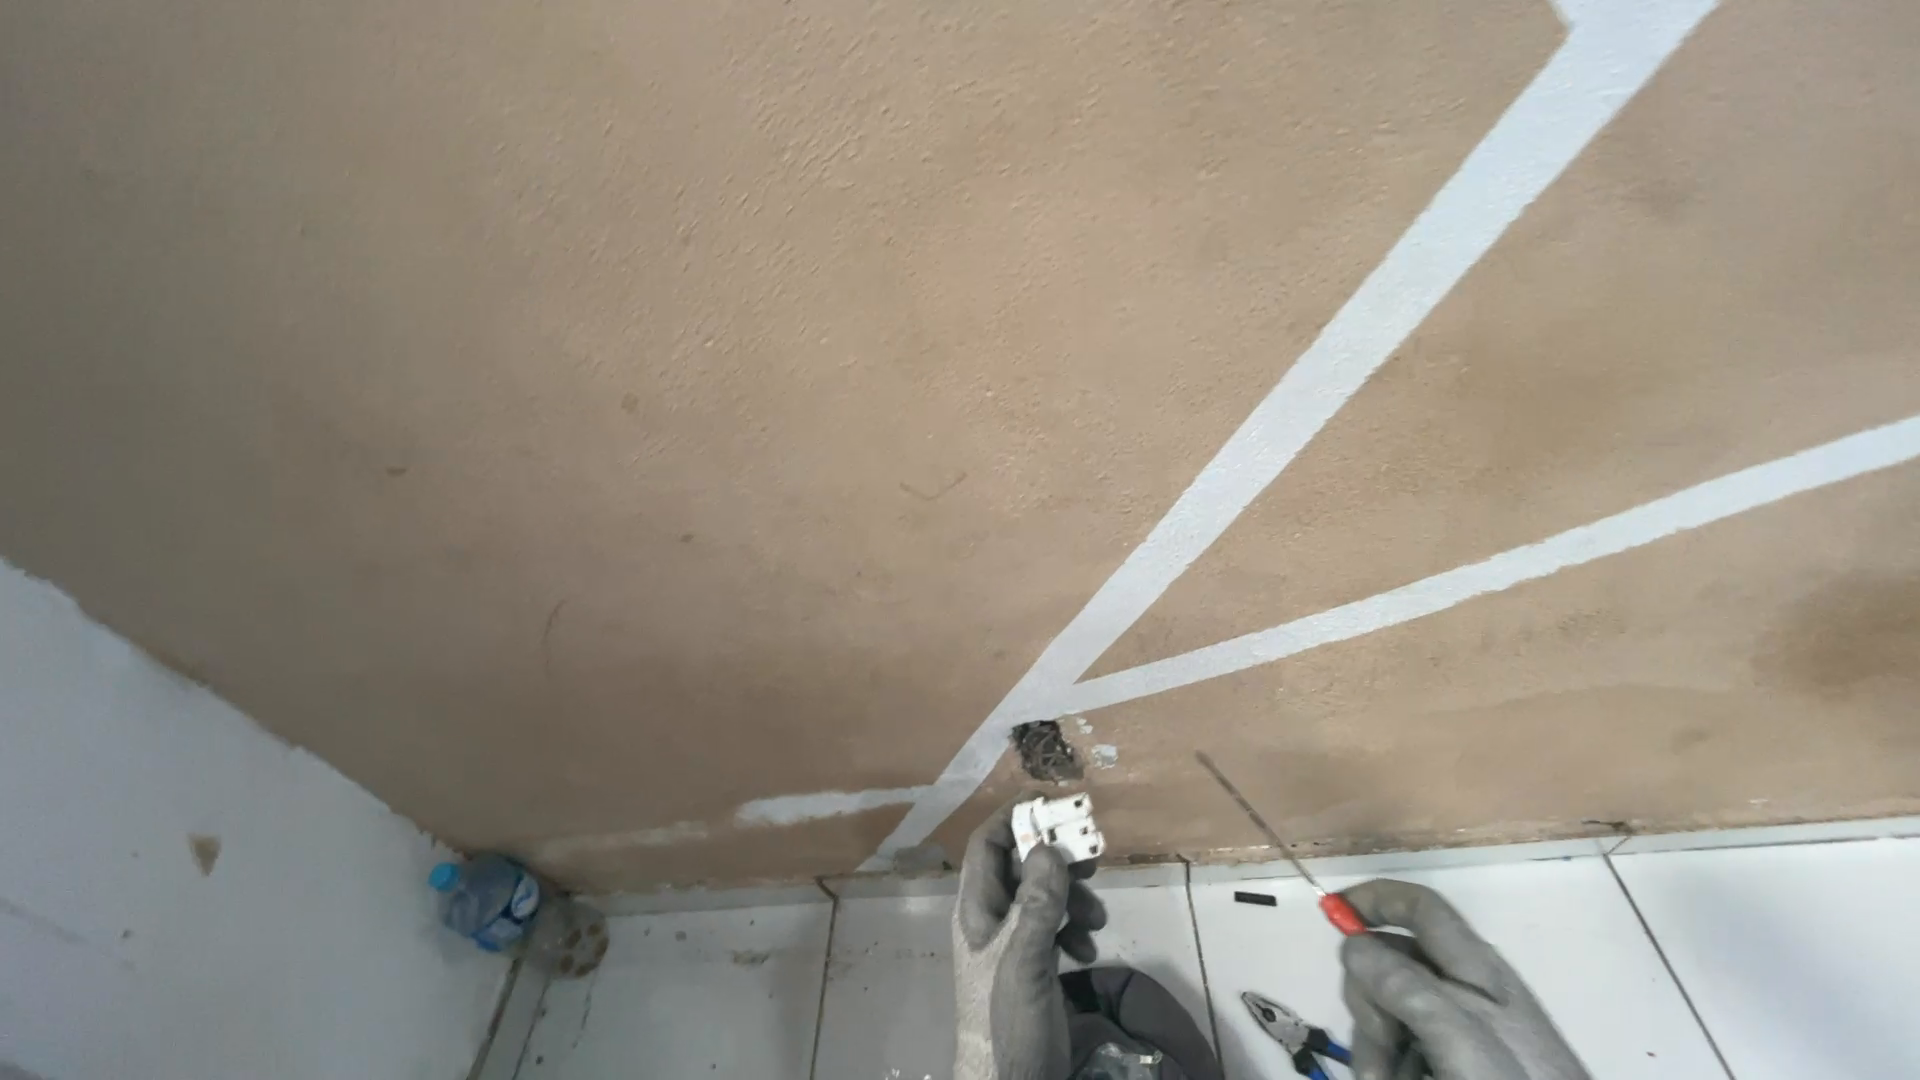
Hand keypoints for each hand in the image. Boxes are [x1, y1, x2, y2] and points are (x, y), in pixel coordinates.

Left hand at [952, 799, 1107, 1079]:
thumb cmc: (1004, 1019)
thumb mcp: (1022, 960)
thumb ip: (1037, 904)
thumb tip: (1049, 847)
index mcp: (976, 907)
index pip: (989, 843)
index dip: (1014, 816)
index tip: (1051, 801)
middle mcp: (991, 917)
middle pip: (1023, 866)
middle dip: (1058, 860)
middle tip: (1093, 858)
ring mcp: (1011, 942)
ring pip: (1044, 896)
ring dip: (1074, 898)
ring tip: (1097, 921)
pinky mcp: (1032, 965)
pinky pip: (1056, 929)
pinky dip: (1075, 931)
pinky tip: (1087, 952)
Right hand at [1338, 879, 1589, 1079]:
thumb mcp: (1460, 1039)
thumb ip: (1404, 985)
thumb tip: (1353, 945)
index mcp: (1476, 969)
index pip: (1419, 905)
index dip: (1374, 897)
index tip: (1331, 913)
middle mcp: (1460, 990)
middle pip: (1385, 957)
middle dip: (1366, 993)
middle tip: (1381, 1035)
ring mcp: (1449, 1029)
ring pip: (1378, 1005)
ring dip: (1369, 1039)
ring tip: (1384, 1076)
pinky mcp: (1438, 1061)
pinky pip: (1386, 1043)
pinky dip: (1379, 1061)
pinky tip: (1387, 1079)